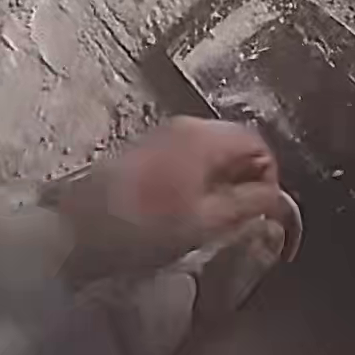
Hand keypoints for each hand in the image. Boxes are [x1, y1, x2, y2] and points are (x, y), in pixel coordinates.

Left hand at [52, 118, 299, 277]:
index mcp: (206, 138)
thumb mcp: (204, 222)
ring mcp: (165, 133)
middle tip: (246, 217)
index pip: (259, 145)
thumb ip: (249, 206)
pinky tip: (191, 206)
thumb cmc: (143, 227)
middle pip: (237, 142)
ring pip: (214, 148)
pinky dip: (203, 176)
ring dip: (226, 178)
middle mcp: (187, 126)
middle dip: (249, 177)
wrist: (73, 228)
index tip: (266, 213)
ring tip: (220, 216)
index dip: (271, 179)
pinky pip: (191, 153)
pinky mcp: (148, 147)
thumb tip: (282, 201)